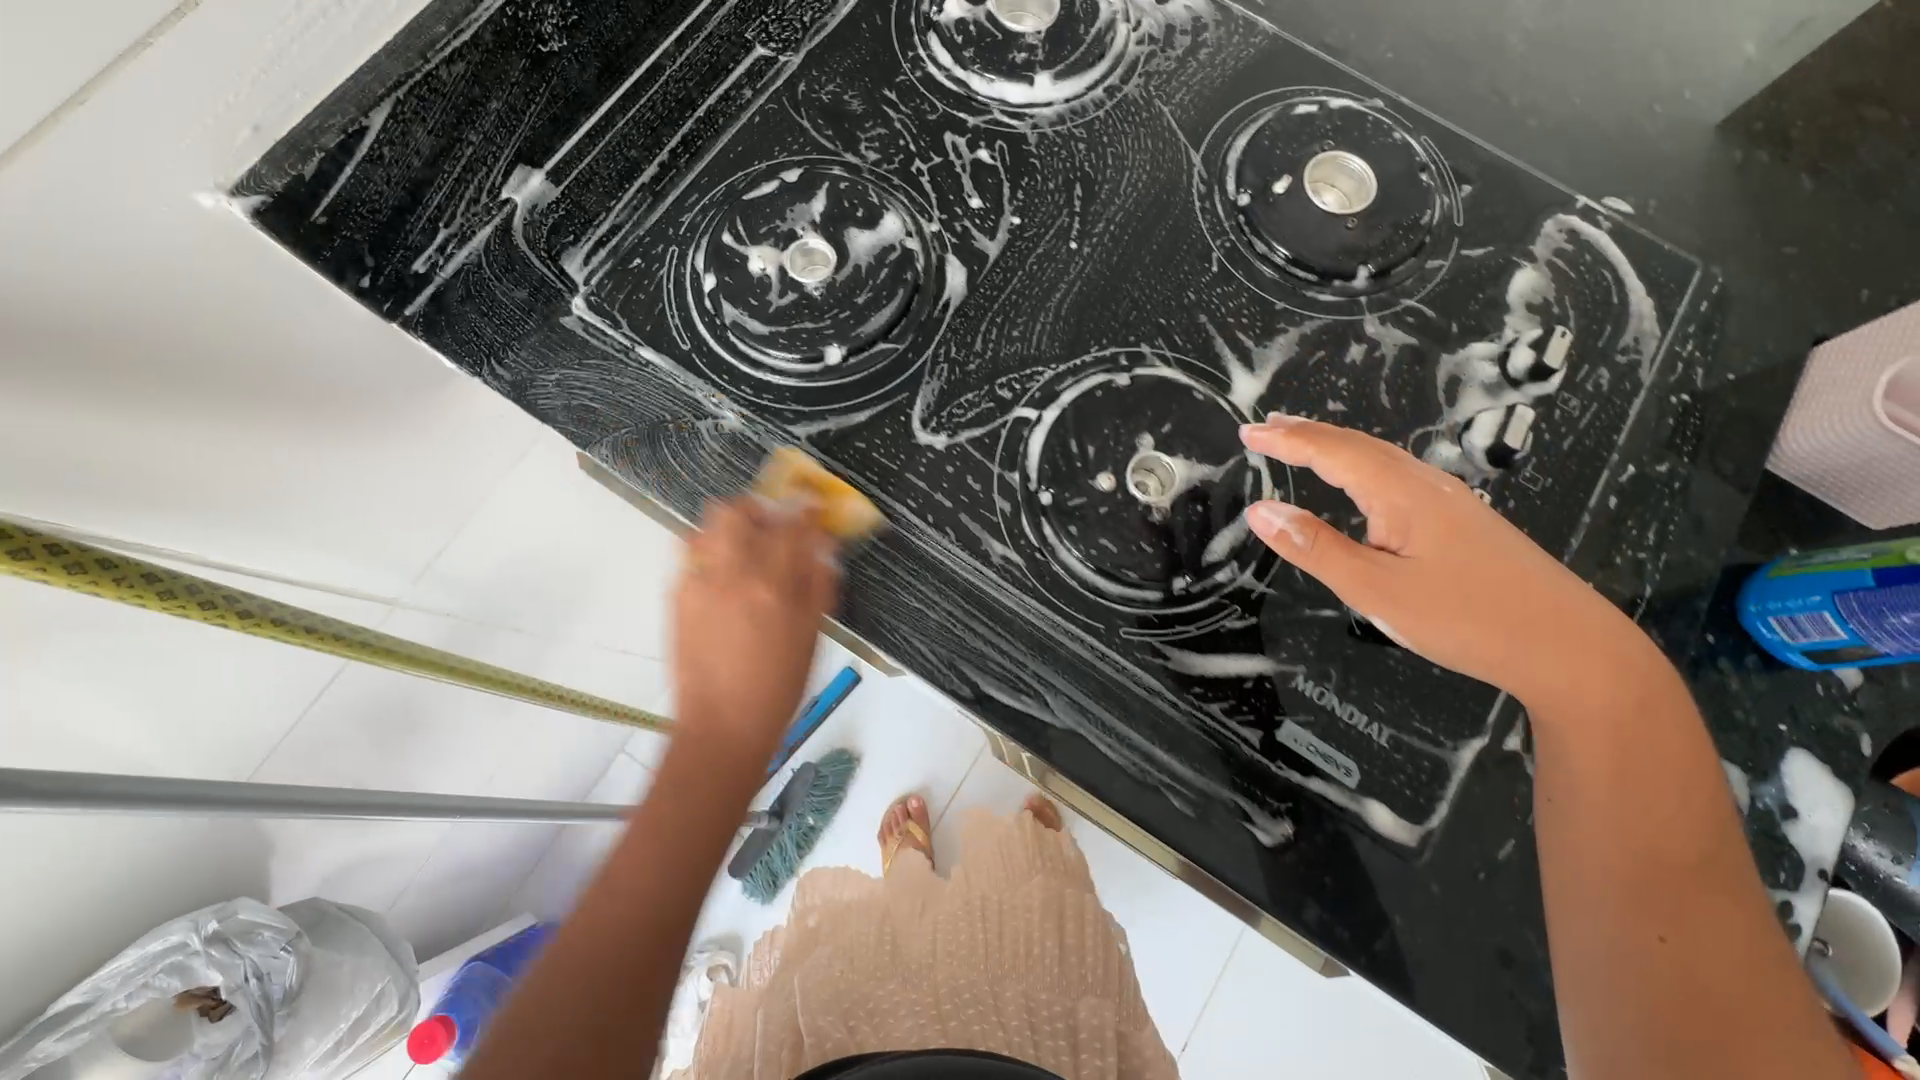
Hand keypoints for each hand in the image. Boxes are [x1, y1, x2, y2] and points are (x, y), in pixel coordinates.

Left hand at [671, 497, 839, 749]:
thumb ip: (819, 585)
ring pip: (709, 524)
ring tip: (742, 546)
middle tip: (772, 526)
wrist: (722, 726)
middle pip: (740, 510)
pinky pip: (690, 552)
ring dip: (730, 525)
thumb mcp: (812, 636)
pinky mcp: (677, 595)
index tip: (812, 505)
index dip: (806, 509)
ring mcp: (699, 582)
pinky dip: (708, 550)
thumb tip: (823, 546)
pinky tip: (721, 574)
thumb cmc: (778, 688)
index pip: (793, 525)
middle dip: (759, 509)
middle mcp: (734, 574)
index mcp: (776, 586)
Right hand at [1239, 416, 1652, 707]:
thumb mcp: (1375, 590)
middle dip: (1309, 433)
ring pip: (1382, 459)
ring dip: (1336, 446)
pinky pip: (1399, 475)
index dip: (1287, 441)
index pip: (1332, 452)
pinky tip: (1360, 481)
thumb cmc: (1464, 618)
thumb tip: (1260, 510)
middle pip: (1359, 446)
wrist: (1566, 644)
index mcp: (1401, 493)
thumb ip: (1316, 548)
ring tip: (1301, 443)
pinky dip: (1362, 465)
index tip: (1247, 434)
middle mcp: (1426, 485)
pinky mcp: (1462, 520)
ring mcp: (1450, 501)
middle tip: (1266, 427)